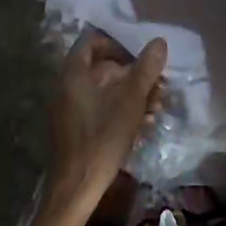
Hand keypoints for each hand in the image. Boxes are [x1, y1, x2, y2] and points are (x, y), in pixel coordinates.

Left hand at [47, 32, 166, 216]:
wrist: (78, 183)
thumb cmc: (103, 137)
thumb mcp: (130, 101)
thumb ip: (145, 69)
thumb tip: (159, 42)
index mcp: (73, 75)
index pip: (92, 43)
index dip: (117, 45)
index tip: (140, 56)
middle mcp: (66, 88)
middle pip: (102, 70)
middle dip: (133, 76)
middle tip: (158, 87)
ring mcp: (69, 110)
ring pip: (104, 92)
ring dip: (132, 96)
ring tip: (156, 108)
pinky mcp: (75, 129)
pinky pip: (99, 110)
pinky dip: (120, 112)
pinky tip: (142, 125)